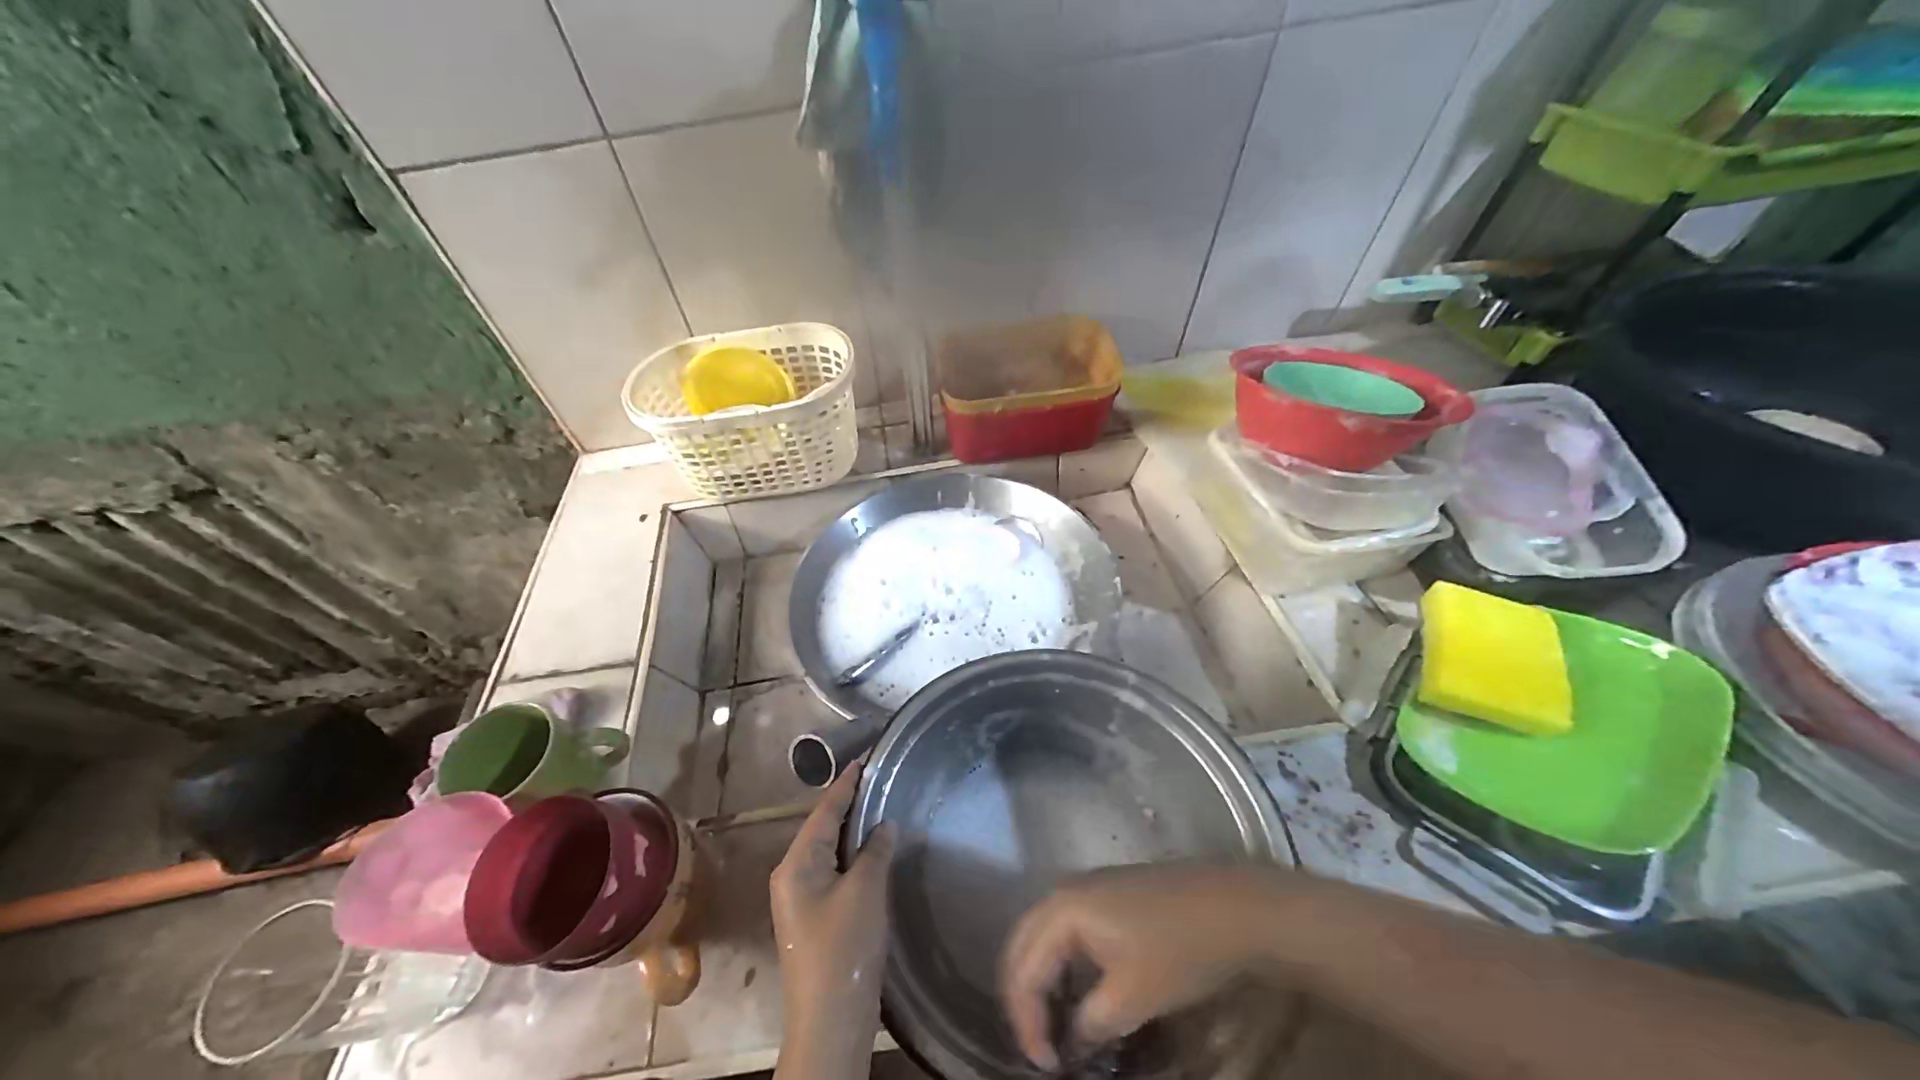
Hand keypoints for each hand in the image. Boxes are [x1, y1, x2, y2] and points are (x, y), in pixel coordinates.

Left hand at [770, 762, 897, 1041]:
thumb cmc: (844, 947)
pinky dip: (851, 855)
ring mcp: (800, 899)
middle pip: (821, 829)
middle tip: (875, 779)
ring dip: (850, 830)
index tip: (862, 760)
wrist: (830, 1018)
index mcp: (795, 864)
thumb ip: (875, 850)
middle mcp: (791, 876)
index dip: (844, 785)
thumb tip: (884, 824)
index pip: (823, 812)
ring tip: (876, 807)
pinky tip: (870, 852)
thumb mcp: (865, 891)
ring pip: (827, 851)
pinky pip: (832, 871)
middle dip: (846, 804)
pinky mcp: (814, 917)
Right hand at [999, 863, 1302, 1068]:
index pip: (1024, 971)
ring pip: (1043, 935)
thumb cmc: (1179, 951)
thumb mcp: (1132, 999)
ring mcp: (1088, 886)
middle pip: (1022, 945)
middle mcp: (1065, 891)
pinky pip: (1066, 928)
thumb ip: (1090, 1025)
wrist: (1236, 906)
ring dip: (1040, 979)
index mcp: (1062, 911)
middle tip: (1038, 1044)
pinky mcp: (1110, 892)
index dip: (1027, 1024)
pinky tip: (1077, 989)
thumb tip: (1071, 1043)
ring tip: (1054, 1023)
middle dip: (1023, 998)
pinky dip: (1060, 962)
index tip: (1046, 1067)